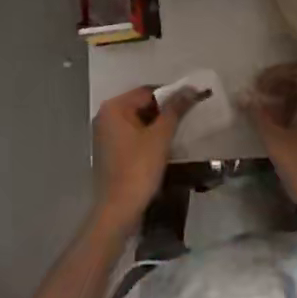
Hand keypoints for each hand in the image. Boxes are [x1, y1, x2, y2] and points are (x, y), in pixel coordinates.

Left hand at [93, 85, 205, 224]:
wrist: (119, 209)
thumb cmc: (139, 168)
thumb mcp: (160, 136)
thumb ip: (174, 110)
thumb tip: (190, 88)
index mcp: (114, 107)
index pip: (147, 91)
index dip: (171, 94)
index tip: (192, 100)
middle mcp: (105, 116)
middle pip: (140, 105)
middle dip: (164, 110)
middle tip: (187, 116)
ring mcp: (104, 134)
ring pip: (136, 120)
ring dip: (156, 124)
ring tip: (178, 130)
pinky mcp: (108, 150)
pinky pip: (131, 134)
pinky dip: (146, 136)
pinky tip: (162, 145)